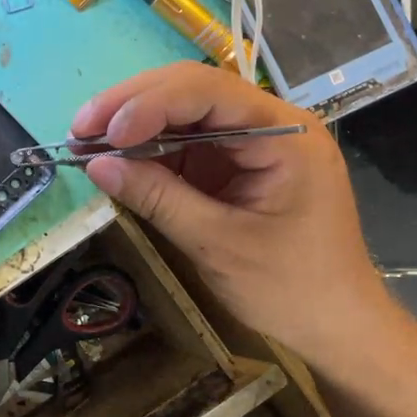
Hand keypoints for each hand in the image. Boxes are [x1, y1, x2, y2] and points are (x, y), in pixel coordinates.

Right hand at [72, 62, 392, 355]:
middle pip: (190, 90)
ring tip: (84, 140)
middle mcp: (268, 124)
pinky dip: (144, 148)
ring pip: (180, 109)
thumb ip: (158, 197)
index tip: (107, 134)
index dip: (151, 104)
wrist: (337, 326)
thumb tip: (95, 165)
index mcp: (284, 135)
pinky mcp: (231, 162)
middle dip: (131, 105)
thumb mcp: (218, 243)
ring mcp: (249, 142)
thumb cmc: (290, 288)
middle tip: (79, 129)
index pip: (209, 93)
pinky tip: (112, 157)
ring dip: (130, 122)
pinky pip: (182, 141)